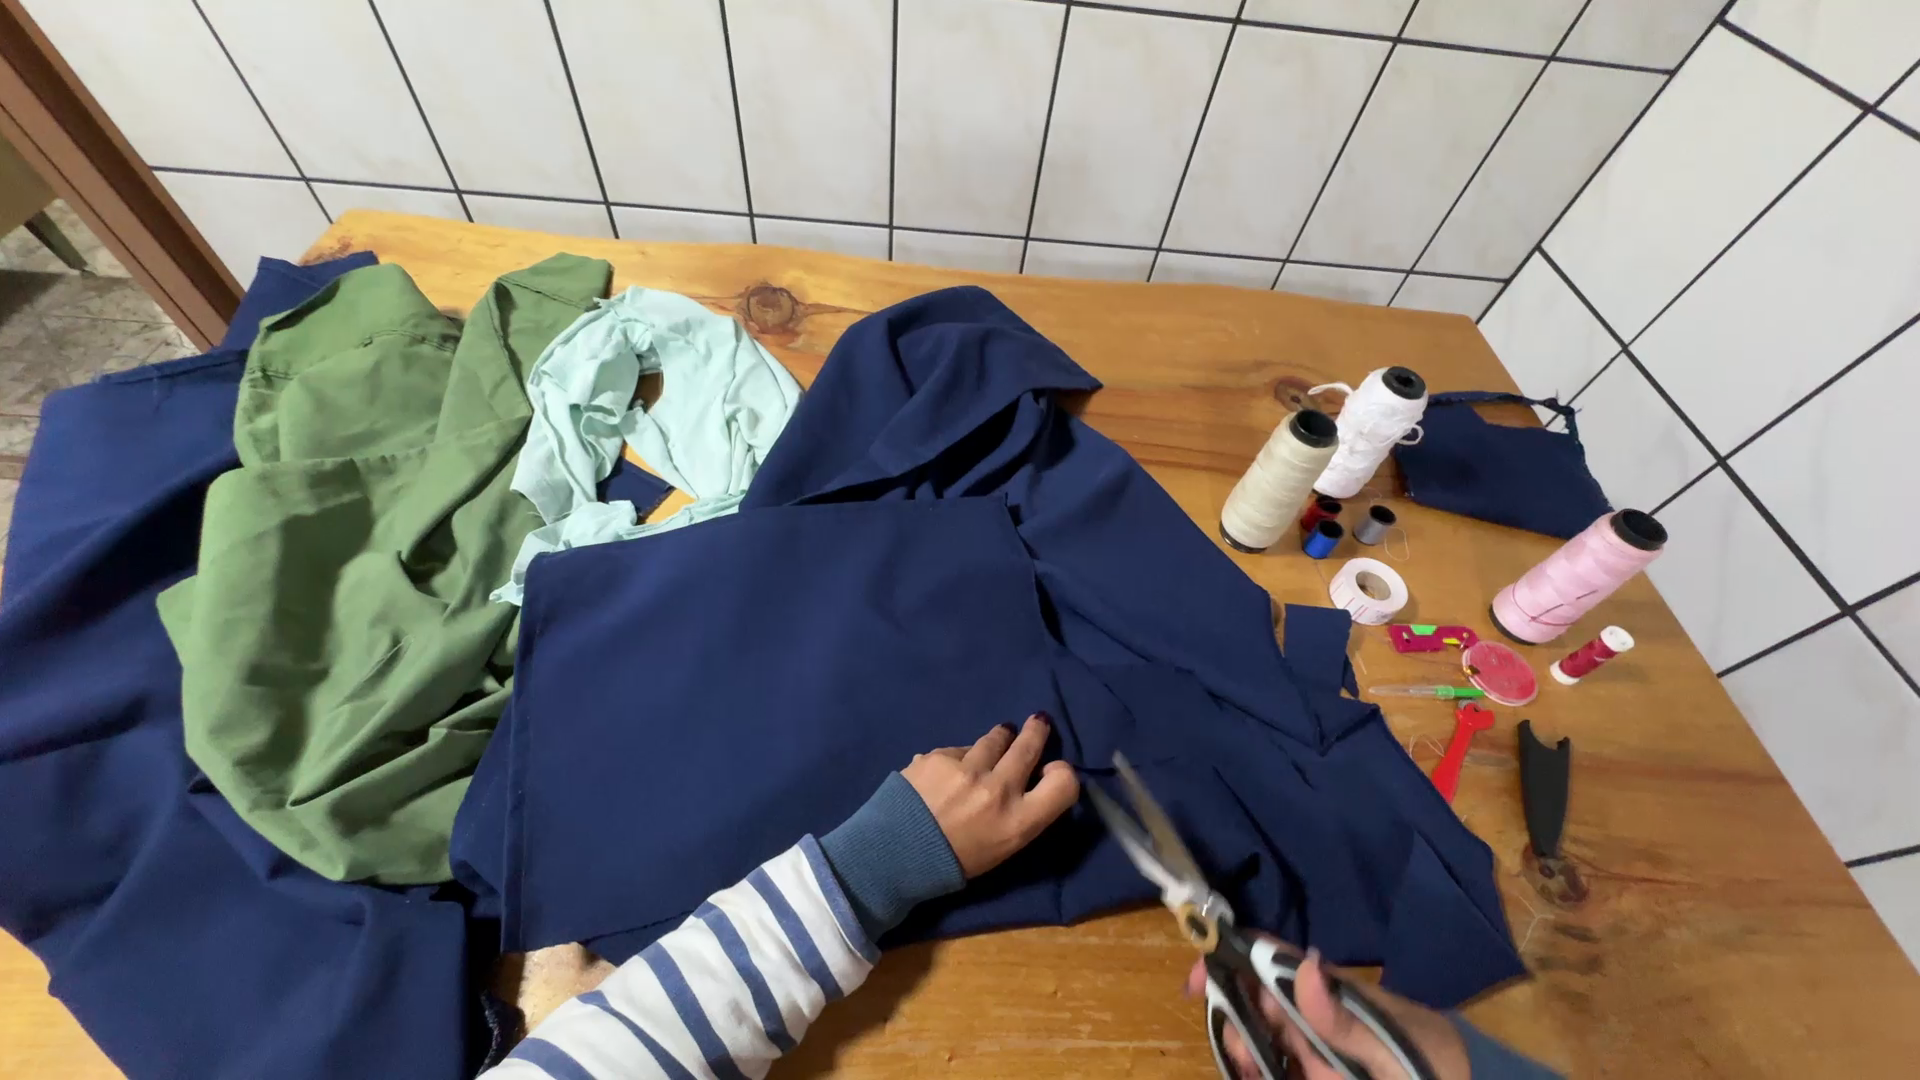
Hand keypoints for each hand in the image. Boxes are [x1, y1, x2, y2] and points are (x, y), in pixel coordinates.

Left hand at [902, 715, 1080, 877]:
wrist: (891, 857)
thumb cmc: (952, 863)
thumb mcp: (1000, 849)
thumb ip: (1020, 814)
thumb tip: (1031, 780)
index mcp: (1018, 822)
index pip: (1063, 783)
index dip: (1062, 773)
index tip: (1052, 768)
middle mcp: (998, 790)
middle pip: (1029, 746)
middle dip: (1036, 731)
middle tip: (1038, 722)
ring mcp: (966, 769)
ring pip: (994, 739)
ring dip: (999, 738)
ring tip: (1000, 736)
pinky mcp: (938, 756)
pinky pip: (958, 750)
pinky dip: (959, 757)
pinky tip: (947, 773)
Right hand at [1185, 945, 1469, 1079]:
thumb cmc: (1429, 1063)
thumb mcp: (1390, 1046)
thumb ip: (1342, 1016)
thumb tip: (1302, 964)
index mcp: (1320, 988)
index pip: (1263, 957)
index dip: (1224, 959)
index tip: (1196, 982)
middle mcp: (1308, 1011)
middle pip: (1251, 1002)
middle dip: (1234, 1023)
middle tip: (1245, 1057)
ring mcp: (1312, 1047)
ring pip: (1259, 1043)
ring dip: (1249, 1059)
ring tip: (1258, 1075)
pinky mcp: (1314, 1074)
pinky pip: (1277, 1069)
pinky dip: (1262, 1074)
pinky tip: (1261, 1078)